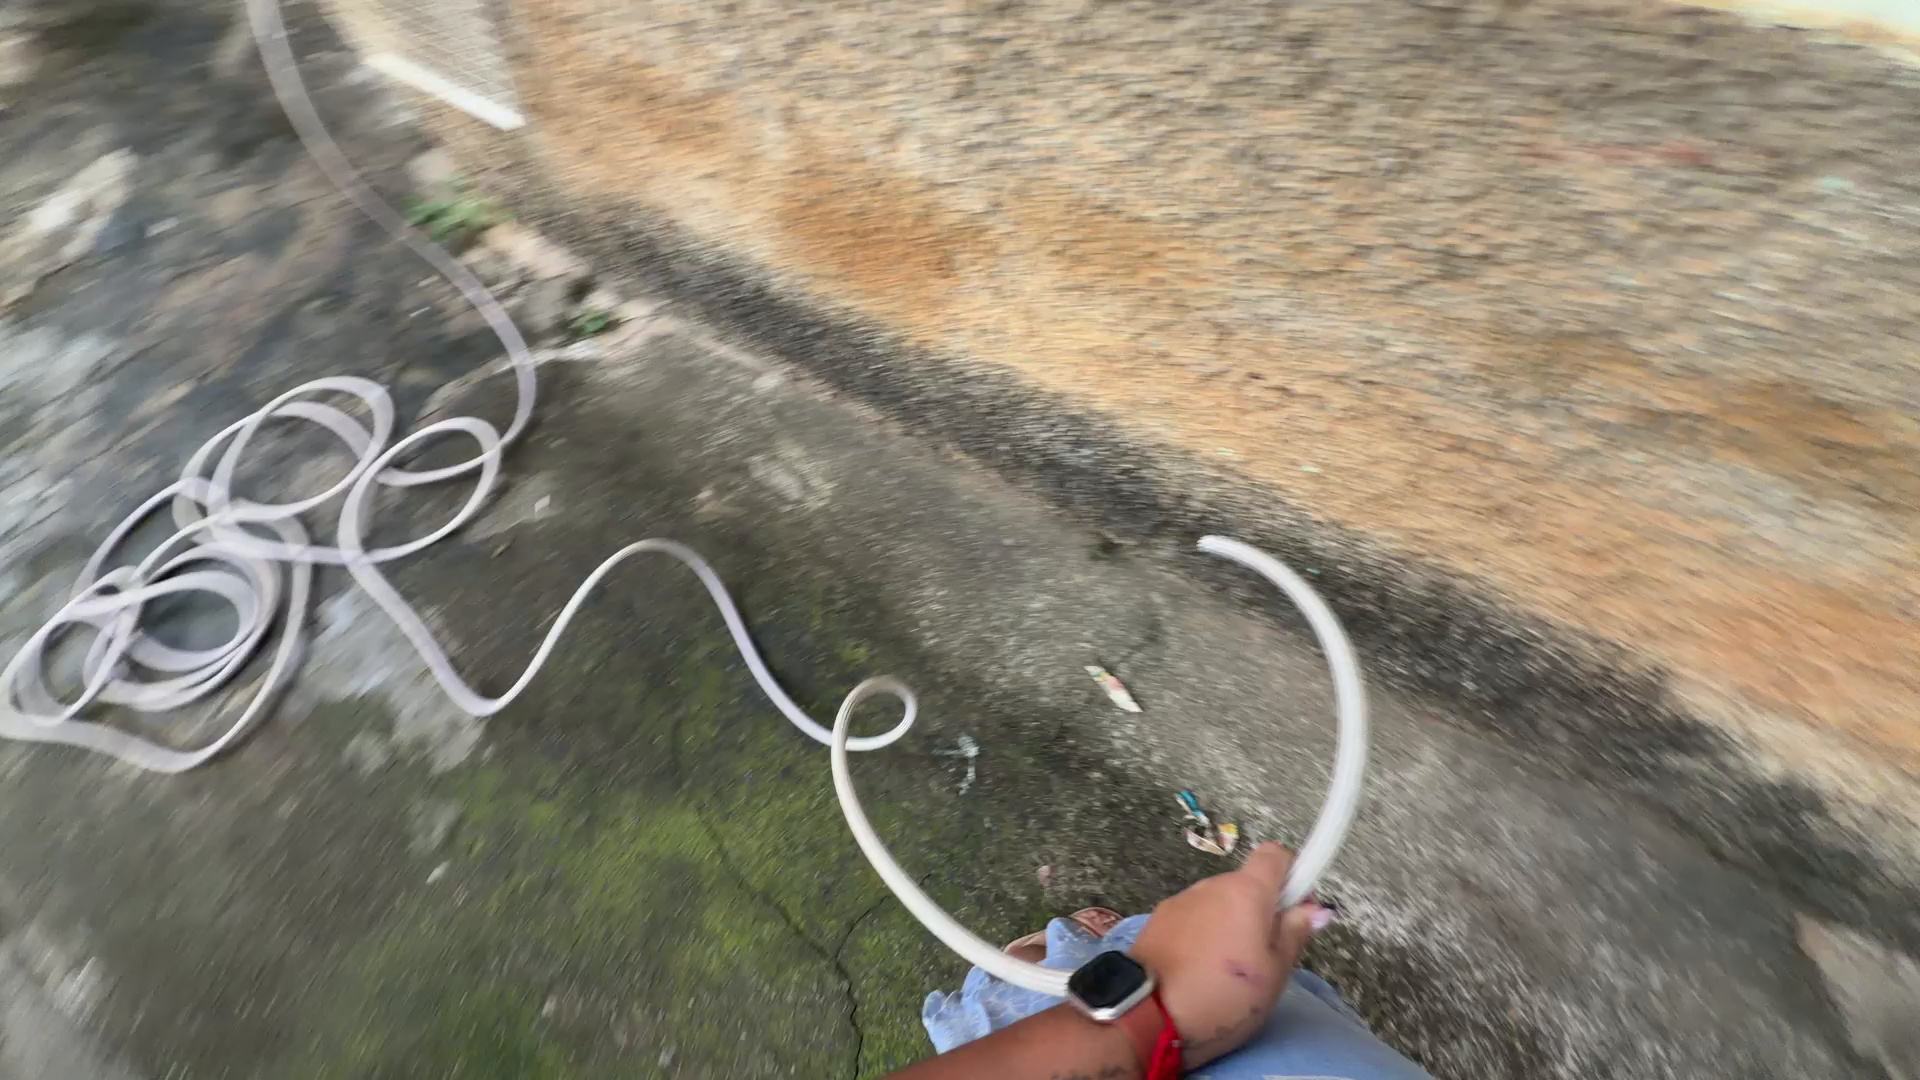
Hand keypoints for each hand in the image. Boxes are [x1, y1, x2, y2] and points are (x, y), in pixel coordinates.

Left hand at [1129, 843, 1329, 1068]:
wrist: (1149, 1008)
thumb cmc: (1224, 994)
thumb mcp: (1274, 973)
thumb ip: (1294, 933)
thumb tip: (1316, 907)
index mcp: (1245, 891)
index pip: (1274, 854)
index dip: (1293, 873)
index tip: (1300, 906)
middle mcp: (1212, 884)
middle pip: (1247, 884)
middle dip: (1263, 910)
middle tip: (1268, 955)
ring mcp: (1184, 897)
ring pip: (1221, 902)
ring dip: (1233, 923)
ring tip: (1233, 970)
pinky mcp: (1162, 914)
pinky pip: (1197, 915)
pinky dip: (1206, 932)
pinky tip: (1203, 966)